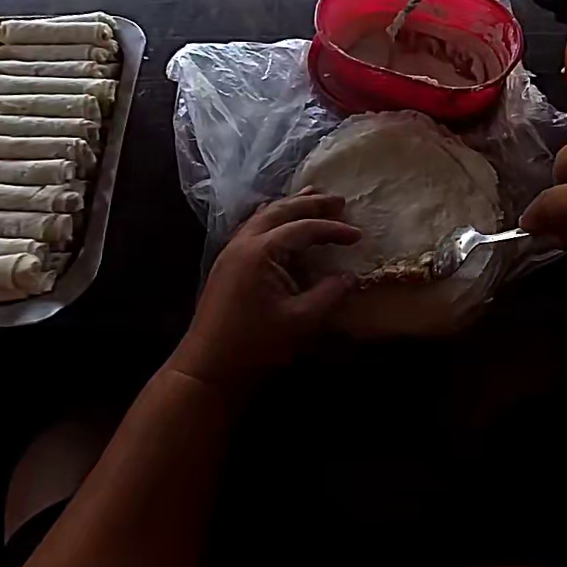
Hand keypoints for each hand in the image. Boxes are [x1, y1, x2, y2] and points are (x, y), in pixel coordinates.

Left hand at [170, 188, 360, 395]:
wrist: (208, 367)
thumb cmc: (255, 345)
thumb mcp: (301, 321)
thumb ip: (329, 294)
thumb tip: (350, 276)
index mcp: (261, 251)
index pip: (303, 228)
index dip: (333, 229)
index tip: (358, 235)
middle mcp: (243, 242)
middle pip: (280, 211)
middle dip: (310, 204)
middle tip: (338, 200)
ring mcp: (230, 251)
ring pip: (263, 216)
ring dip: (289, 207)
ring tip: (311, 199)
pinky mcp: (226, 264)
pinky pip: (252, 228)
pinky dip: (272, 219)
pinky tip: (279, 224)